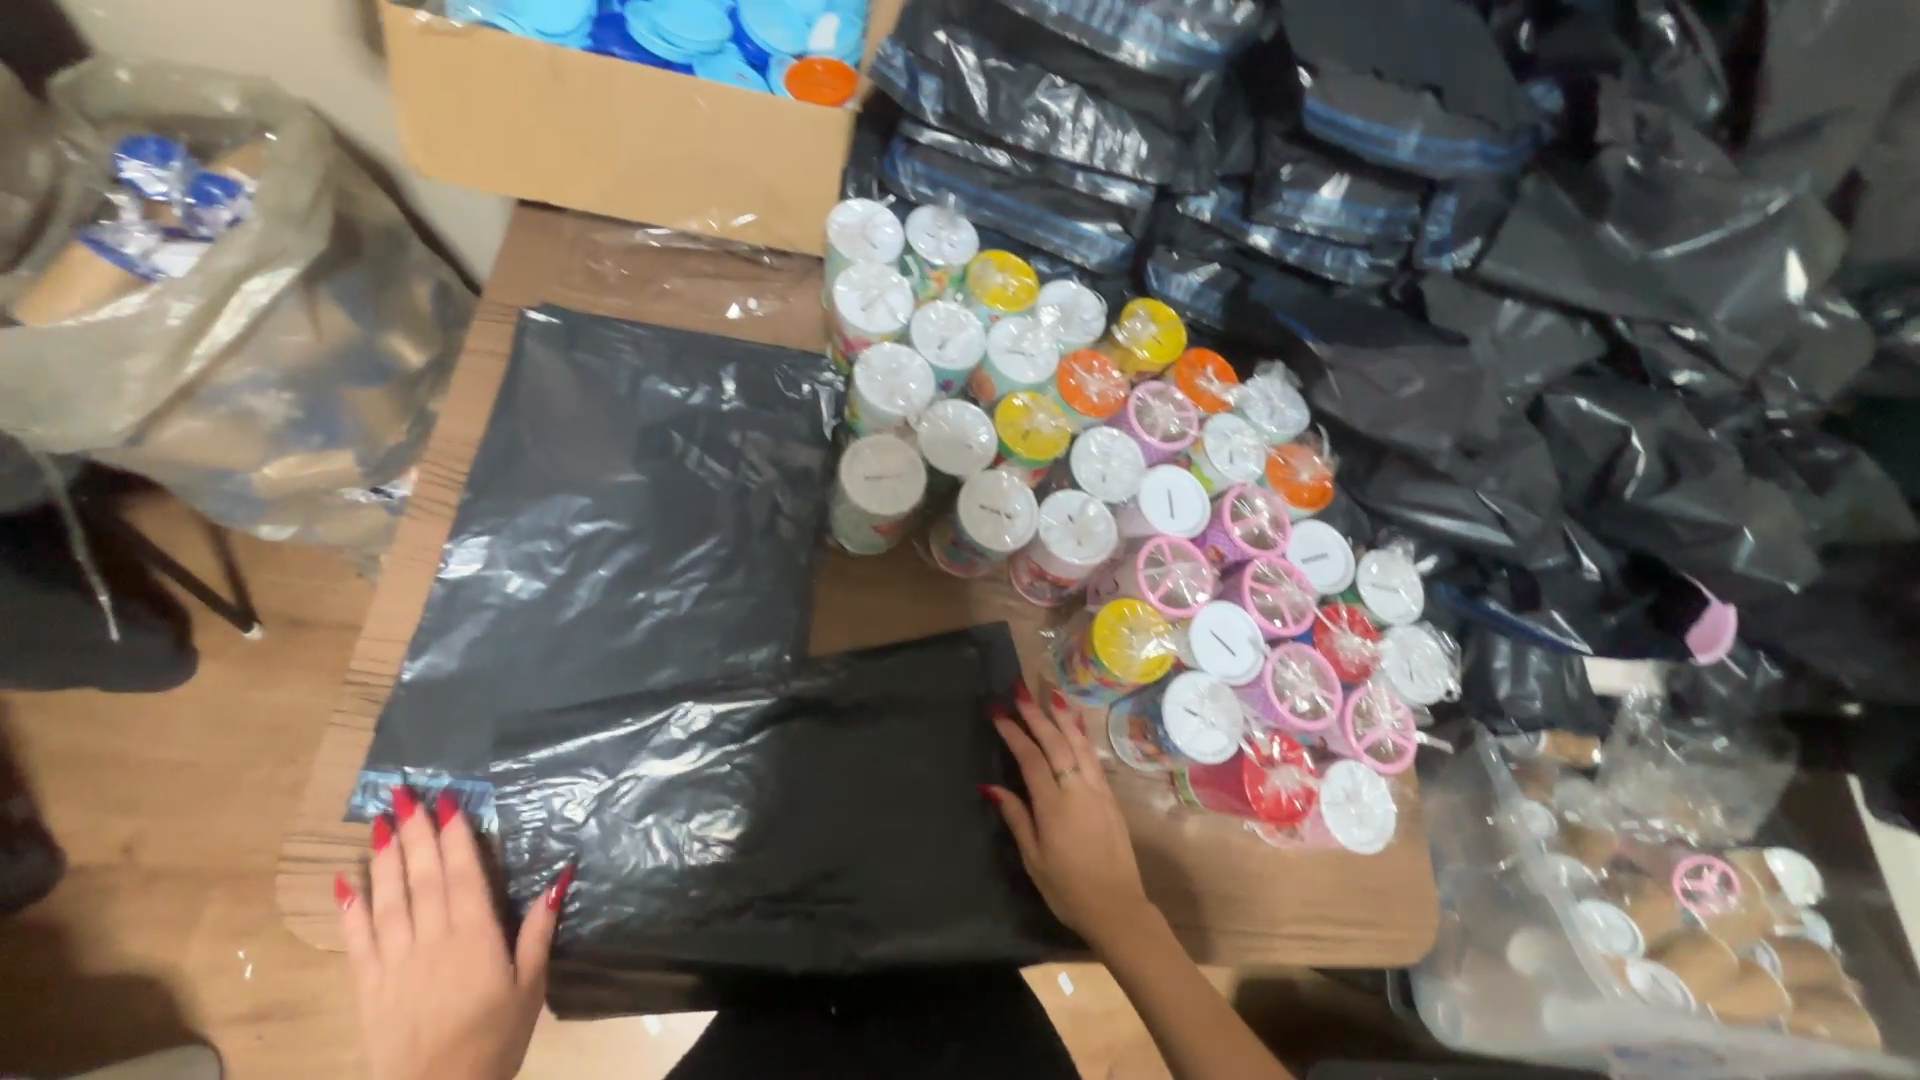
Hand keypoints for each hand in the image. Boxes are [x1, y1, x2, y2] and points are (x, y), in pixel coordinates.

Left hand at [335, 787, 573, 1079]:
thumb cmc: (495, 1038)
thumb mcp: (531, 985)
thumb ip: (538, 930)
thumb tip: (559, 877)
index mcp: (474, 935)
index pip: (462, 873)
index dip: (454, 835)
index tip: (446, 799)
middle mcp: (431, 938)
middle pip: (421, 876)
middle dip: (413, 831)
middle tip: (403, 792)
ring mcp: (394, 960)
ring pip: (388, 897)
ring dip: (383, 856)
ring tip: (378, 821)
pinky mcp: (368, 985)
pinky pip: (356, 939)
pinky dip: (350, 907)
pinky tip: (343, 880)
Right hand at [986, 681, 1157, 951]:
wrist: (1117, 908)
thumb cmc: (1068, 889)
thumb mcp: (1033, 859)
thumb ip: (1016, 818)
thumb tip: (991, 787)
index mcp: (1054, 806)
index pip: (1031, 759)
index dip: (1014, 734)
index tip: (998, 714)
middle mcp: (1078, 790)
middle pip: (1057, 743)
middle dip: (1037, 715)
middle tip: (1020, 692)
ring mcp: (1098, 791)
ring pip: (1080, 744)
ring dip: (1063, 718)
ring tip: (1049, 695)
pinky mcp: (1111, 797)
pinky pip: (1093, 757)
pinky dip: (1082, 735)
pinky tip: (1075, 725)